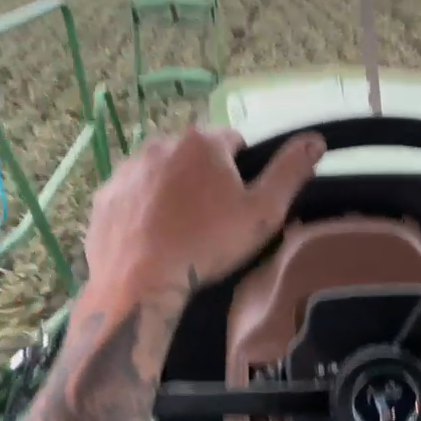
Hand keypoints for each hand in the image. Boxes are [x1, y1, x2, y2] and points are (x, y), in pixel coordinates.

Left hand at [82, 126, 323, 294]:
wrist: (139, 281)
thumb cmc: (208, 243)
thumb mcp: (263, 211)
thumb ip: (290, 171)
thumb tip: (315, 139)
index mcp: (202, 142)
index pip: (234, 140)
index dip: (243, 170)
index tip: (241, 201)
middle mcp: (160, 143)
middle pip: (194, 154)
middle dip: (205, 176)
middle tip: (213, 219)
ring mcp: (127, 169)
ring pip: (161, 172)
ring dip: (173, 190)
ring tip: (182, 230)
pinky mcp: (104, 196)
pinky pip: (133, 194)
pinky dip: (144, 208)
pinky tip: (153, 238)